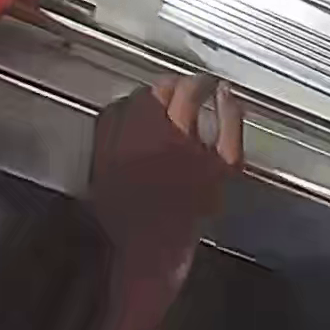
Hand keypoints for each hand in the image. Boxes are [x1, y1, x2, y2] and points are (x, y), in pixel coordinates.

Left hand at [87, 76, 242, 272]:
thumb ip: (231, 122)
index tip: (210, 85)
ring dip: (151, 95)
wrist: (152, 247)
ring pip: (131, 99)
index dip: (203, 82)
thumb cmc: (195, 207)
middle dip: (177, 85)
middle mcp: (142, 136)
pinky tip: (136, 117)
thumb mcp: (227, 166)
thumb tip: (225, 92)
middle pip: (157, 89)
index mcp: (177, 136)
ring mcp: (115, 146)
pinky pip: (107, 118)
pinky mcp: (99, 157)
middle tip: (189, 91)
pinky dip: (123, 110)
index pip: (189, 90)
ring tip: (165, 102)